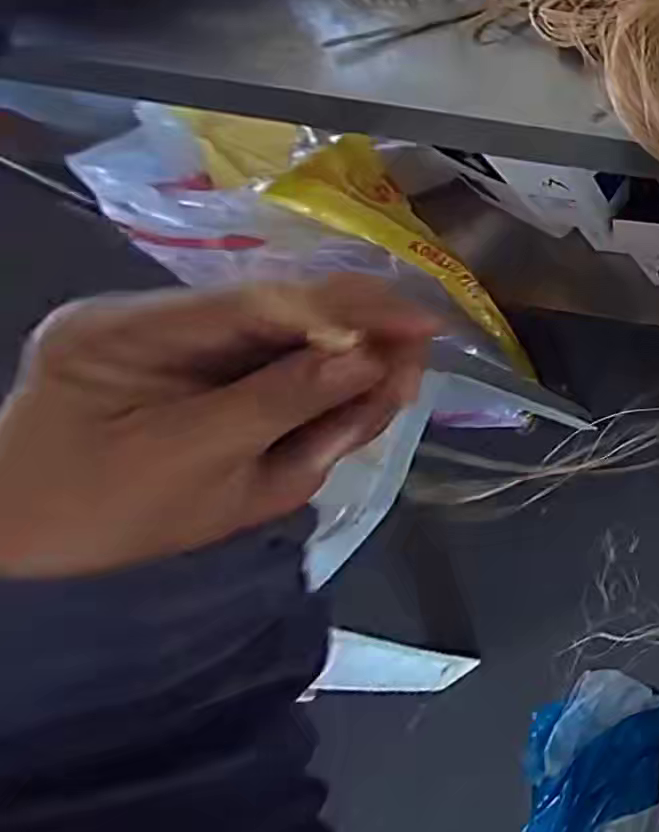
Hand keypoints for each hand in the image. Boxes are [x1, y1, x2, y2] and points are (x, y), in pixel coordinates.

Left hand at [0, 277, 440, 578]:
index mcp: (132, 332)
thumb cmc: (96, 513)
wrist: (36, 547)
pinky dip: (344, 396)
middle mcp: (176, 317)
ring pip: (328, 338)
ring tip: (341, 439)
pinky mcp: (241, 360)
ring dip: (360, 384)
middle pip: (311, 312)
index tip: (429, 327)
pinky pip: (320, 363)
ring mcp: (211, 337)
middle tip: (400, 398)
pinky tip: (333, 429)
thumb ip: (283, 403)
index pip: (266, 301)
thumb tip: (372, 359)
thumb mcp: (192, 463)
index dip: (357, 309)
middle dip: (370, 353)